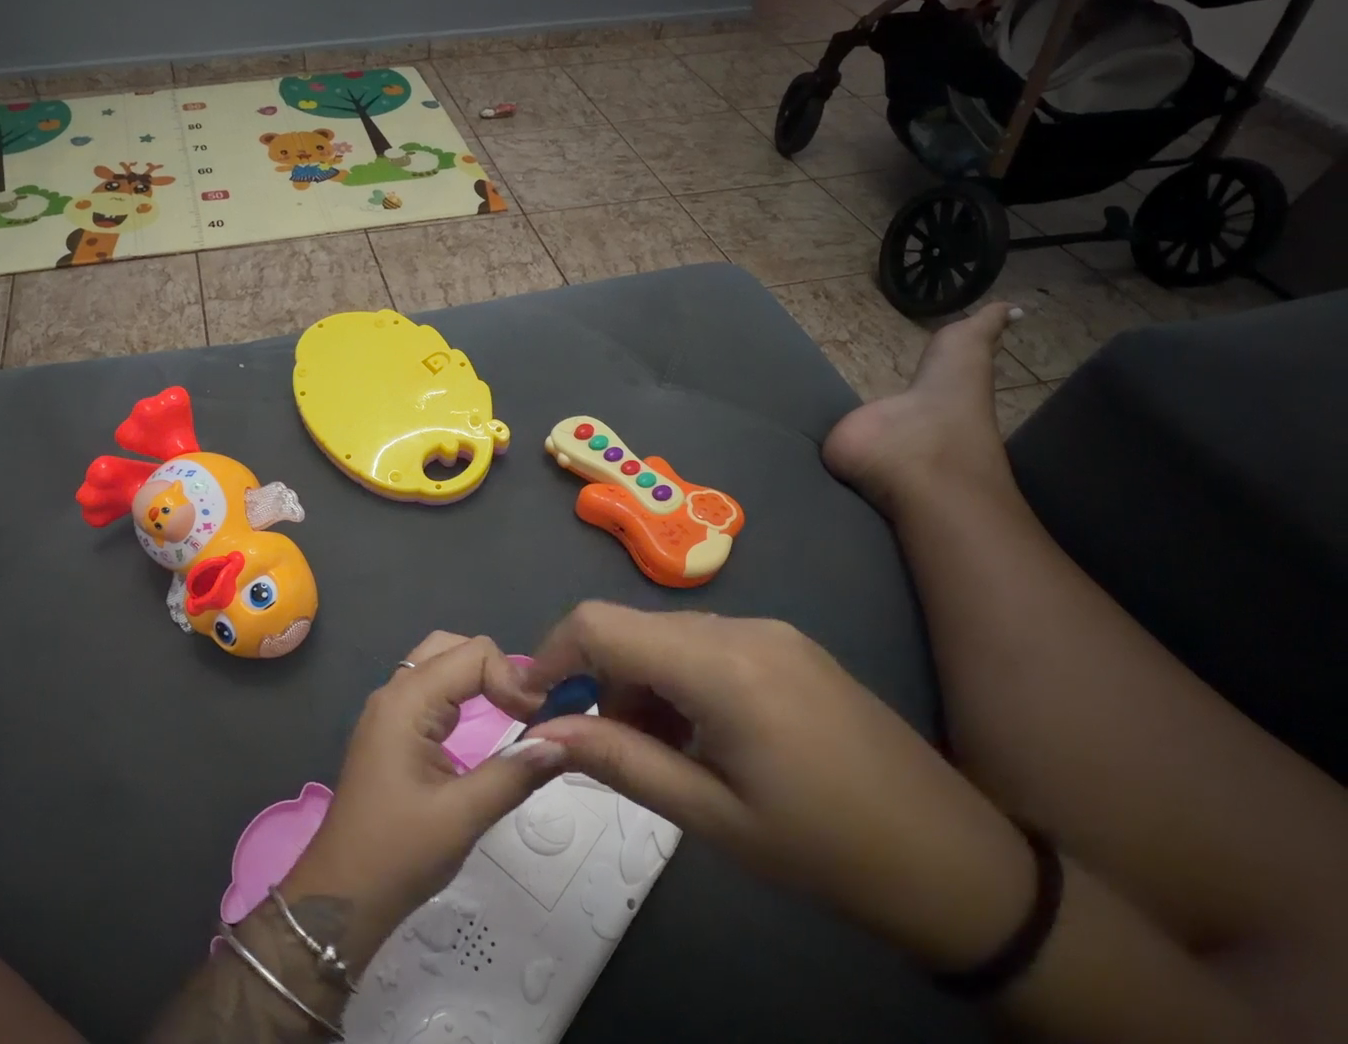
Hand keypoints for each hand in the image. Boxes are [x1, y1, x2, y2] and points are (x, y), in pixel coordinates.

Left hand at [281, 632, 565, 965]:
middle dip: (497, 669)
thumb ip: (515, 773)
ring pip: (440, 667)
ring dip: (481, 680)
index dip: (514, 678)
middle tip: (530, 712)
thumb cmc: (397, 854)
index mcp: (405, 703)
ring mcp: (389, 714)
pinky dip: (465, 697)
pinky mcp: (393, 734)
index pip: (473, 653)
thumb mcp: (463, 816)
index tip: (541, 720)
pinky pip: (432, 694)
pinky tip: (487, 727)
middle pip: (452, 648)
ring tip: (518, 716)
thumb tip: (565, 740)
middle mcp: (394, 695)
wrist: (342, 896)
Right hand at [500, 602, 1037, 973]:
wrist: (952, 860)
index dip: (549, 658)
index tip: (532, 709)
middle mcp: (742, 628)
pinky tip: (693, 736)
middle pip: (628, 627)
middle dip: (592, 678)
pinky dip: (673, 681)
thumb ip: (616, 760)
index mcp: (721, 666)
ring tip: (651, 753)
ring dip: (633, 684)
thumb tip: (537, 732)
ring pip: (663, 636)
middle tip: (593, 746)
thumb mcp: (708, 814)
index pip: (599, 624)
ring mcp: (771, 632)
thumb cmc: (823, 849)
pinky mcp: (787, 647)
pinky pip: (703, 646)